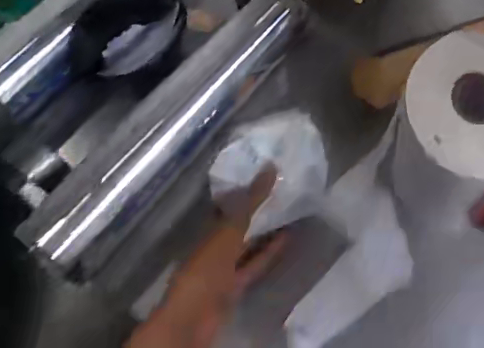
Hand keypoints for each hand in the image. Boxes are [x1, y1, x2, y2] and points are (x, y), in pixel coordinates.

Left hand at [125, 170, 287, 347]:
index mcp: (207, 228)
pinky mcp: (236, 284)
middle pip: (238, 223)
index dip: (243, 188)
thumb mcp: (231, 228)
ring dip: (266, 230)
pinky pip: (255, 263)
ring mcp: (225, 266)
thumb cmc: (207, 265)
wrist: (194, 318)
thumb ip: (251, 200)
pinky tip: (287, 237)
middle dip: (257, 209)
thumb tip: (271, 166)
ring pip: (248, 243)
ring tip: (290, 209)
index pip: (226, 203)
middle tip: (282, 187)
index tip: (265, 172)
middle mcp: (215, 244)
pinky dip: (269, 252)